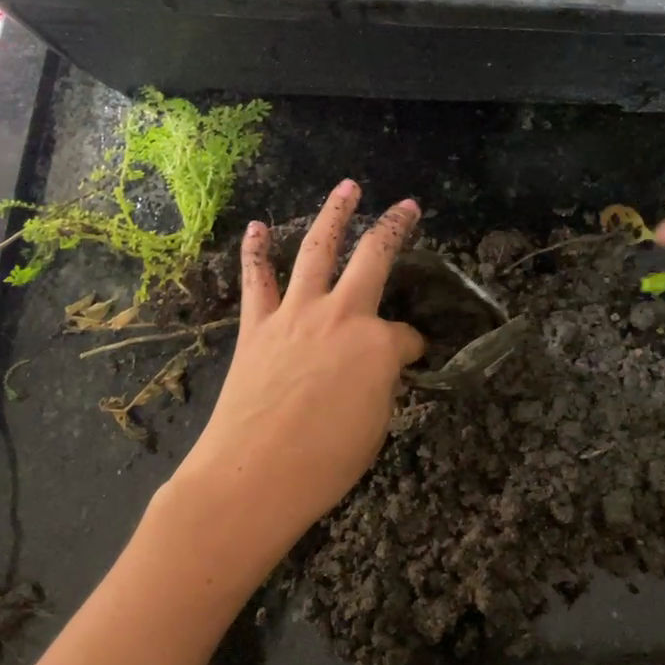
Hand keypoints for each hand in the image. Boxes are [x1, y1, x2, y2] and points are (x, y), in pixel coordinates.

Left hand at [171, 179, 425, 539]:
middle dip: (393, 227)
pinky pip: (258, 279)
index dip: (413, 348)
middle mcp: (341, 315)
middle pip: (373, 258)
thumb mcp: (376, 426)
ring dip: (334, 213)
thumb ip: (384, 384)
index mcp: (378, 344)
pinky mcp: (258, 325)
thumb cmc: (325, 463)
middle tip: (407, 206)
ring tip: (347, 187)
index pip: (407, 336)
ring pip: (318, 249)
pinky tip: (258, 227)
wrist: (251, 477)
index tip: (413, 359)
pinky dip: (256, 251)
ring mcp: (296, 314)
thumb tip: (383, 366)